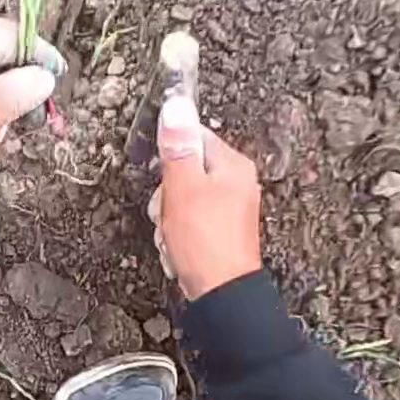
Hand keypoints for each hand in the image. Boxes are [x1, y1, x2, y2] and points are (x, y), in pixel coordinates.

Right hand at [153, 83, 261, 300]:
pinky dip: (177, 233)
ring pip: (182, 197)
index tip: (164, 178)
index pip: (193, 137)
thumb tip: (176, 106)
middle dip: (166, 194)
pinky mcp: (218, 229)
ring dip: (168, 217)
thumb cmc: (205, 243)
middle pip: (185, 169)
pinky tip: (178, 247)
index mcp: (232, 165)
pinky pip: (188, 219)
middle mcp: (235, 182)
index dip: (169, 157)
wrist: (220, 294)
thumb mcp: (183, 188)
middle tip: (169, 212)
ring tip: (173, 234)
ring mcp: (228, 208)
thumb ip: (178, 147)